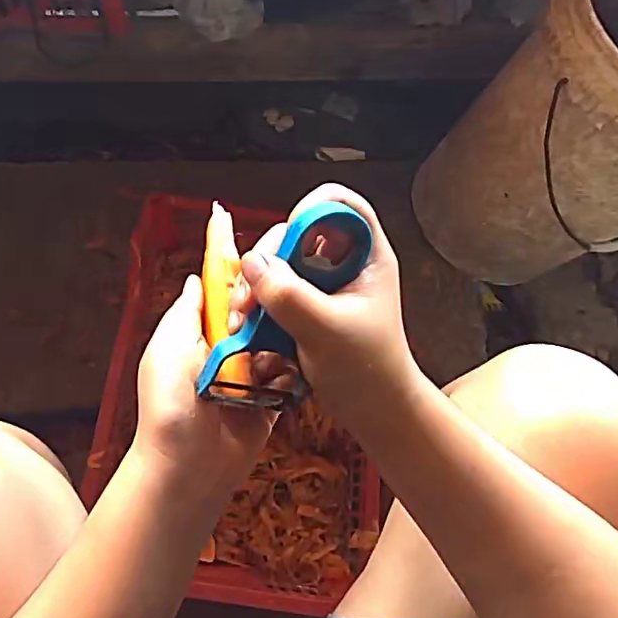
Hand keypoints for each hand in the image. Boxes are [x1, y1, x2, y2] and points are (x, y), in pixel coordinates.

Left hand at [132, 274, 274, 505]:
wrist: (186, 469)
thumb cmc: (167, 407)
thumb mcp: (167, 347)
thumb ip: (185, 311)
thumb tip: (195, 279)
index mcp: (198, 335)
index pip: (225, 298)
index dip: (242, 280)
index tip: (265, 258)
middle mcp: (226, 352)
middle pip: (258, 317)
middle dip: (266, 313)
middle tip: (265, 317)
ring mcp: (248, 378)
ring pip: (279, 345)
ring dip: (280, 345)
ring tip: (272, 353)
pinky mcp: (268, 403)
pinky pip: (289, 380)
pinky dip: (291, 376)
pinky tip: (283, 376)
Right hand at [231, 184, 418, 421]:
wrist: (374, 412)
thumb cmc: (370, 372)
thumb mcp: (327, 331)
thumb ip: (289, 295)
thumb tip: (252, 263)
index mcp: (367, 256)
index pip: (341, 204)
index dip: (310, 209)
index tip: (285, 241)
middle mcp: (342, 262)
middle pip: (296, 233)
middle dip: (266, 260)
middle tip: (250, 296)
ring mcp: (321, 284)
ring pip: (277, 262)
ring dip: (253, 286)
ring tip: (243, 319)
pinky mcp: (304, 305)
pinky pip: (271, 290)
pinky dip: (255, 305)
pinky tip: (246, 327)